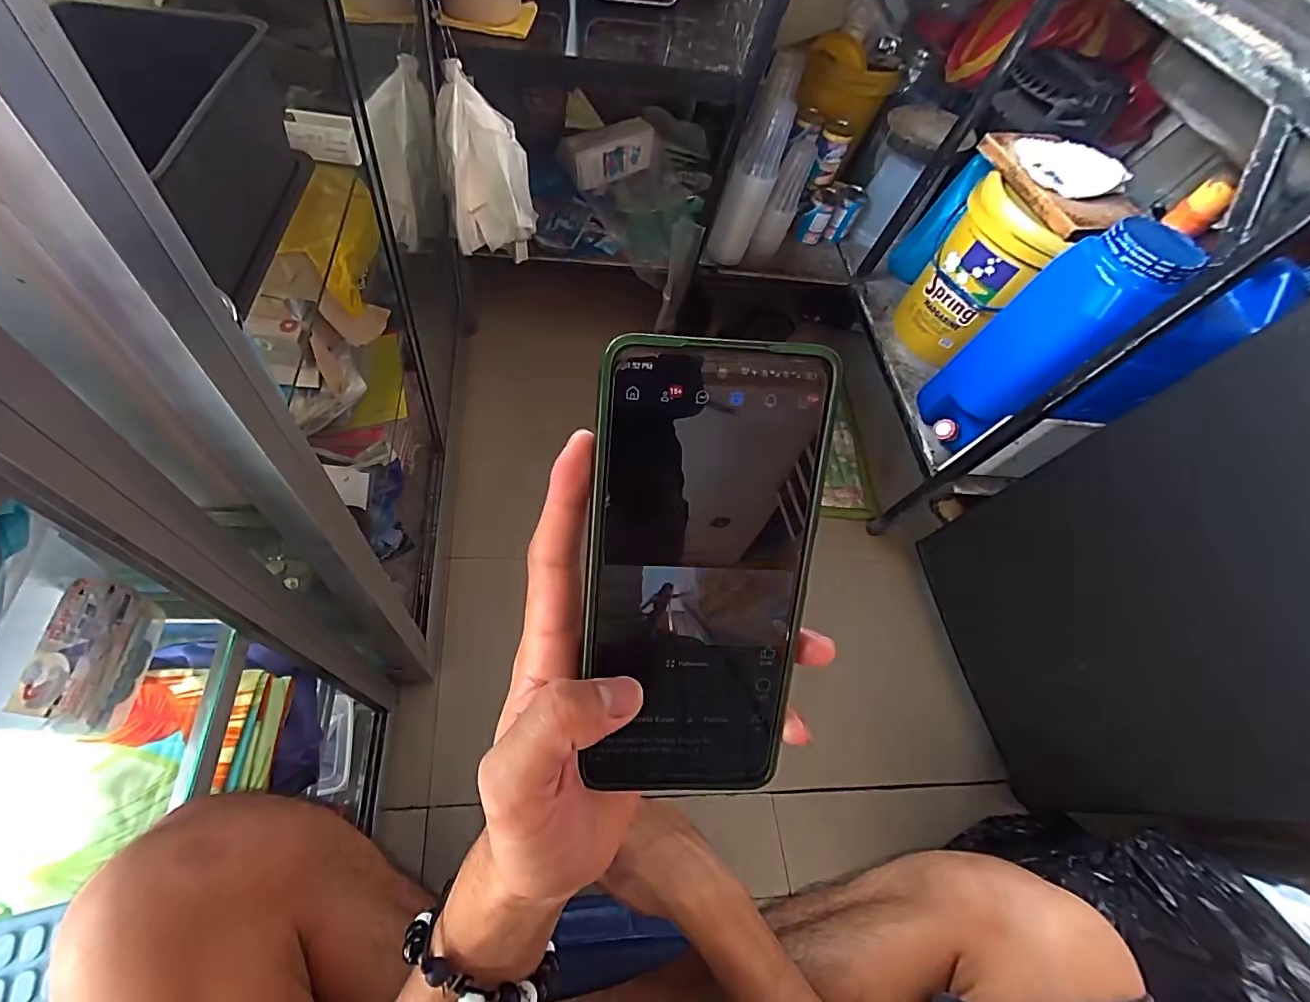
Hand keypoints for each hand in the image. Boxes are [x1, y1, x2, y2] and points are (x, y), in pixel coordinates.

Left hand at [478, 430, 838, 902]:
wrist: (549, 862)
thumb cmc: (522, 819)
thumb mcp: (516, 777)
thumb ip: (554, 726)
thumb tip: (618, 690)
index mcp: (551, 652)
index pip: (555, 558)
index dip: (566, 499)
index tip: (583, 447)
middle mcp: (593, 650)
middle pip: (628, 571)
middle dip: (666, 531)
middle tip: (707, 499)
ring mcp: (629, 675)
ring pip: (688, 622)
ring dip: (739, 618)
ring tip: (792, 627)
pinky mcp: (660, 706)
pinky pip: (710, 679)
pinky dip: (751, 690)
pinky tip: (787, 705)